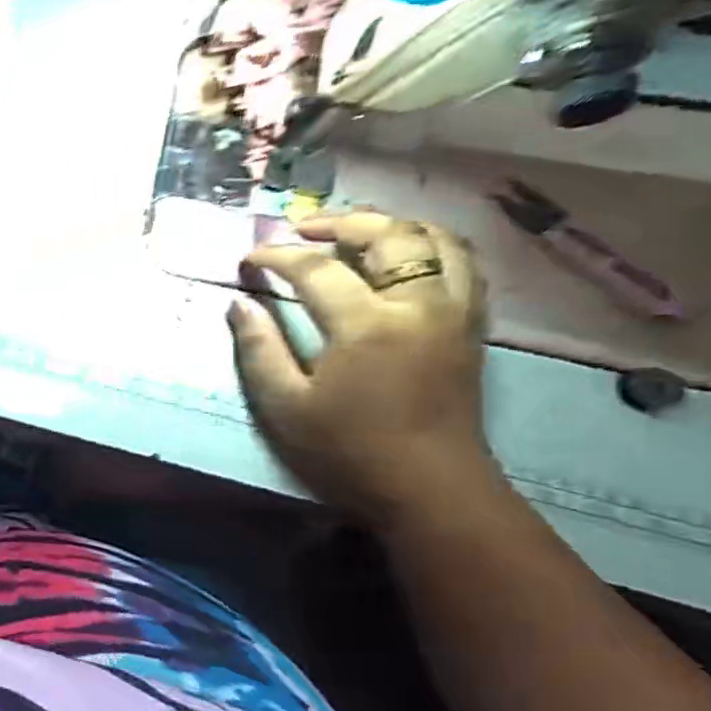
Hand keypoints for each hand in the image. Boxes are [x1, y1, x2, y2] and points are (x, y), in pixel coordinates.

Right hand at [227, 211, 495, 521]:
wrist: (429, 488)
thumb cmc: (347, 450)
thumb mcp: (285, 407)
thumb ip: (259, 350)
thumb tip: (239, 304)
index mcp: (367, 324)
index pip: (316, 269)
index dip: (277, 257)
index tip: (249, 259)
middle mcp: (418, 305)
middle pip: (389, 234)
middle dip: (340, 221)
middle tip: (302, 230)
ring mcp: (453, 312)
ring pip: (436, 240)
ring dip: (392, 225)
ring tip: (356, 231)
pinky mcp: (470, 327)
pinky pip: (462, 264)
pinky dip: (431, 246)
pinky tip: (405, 257)